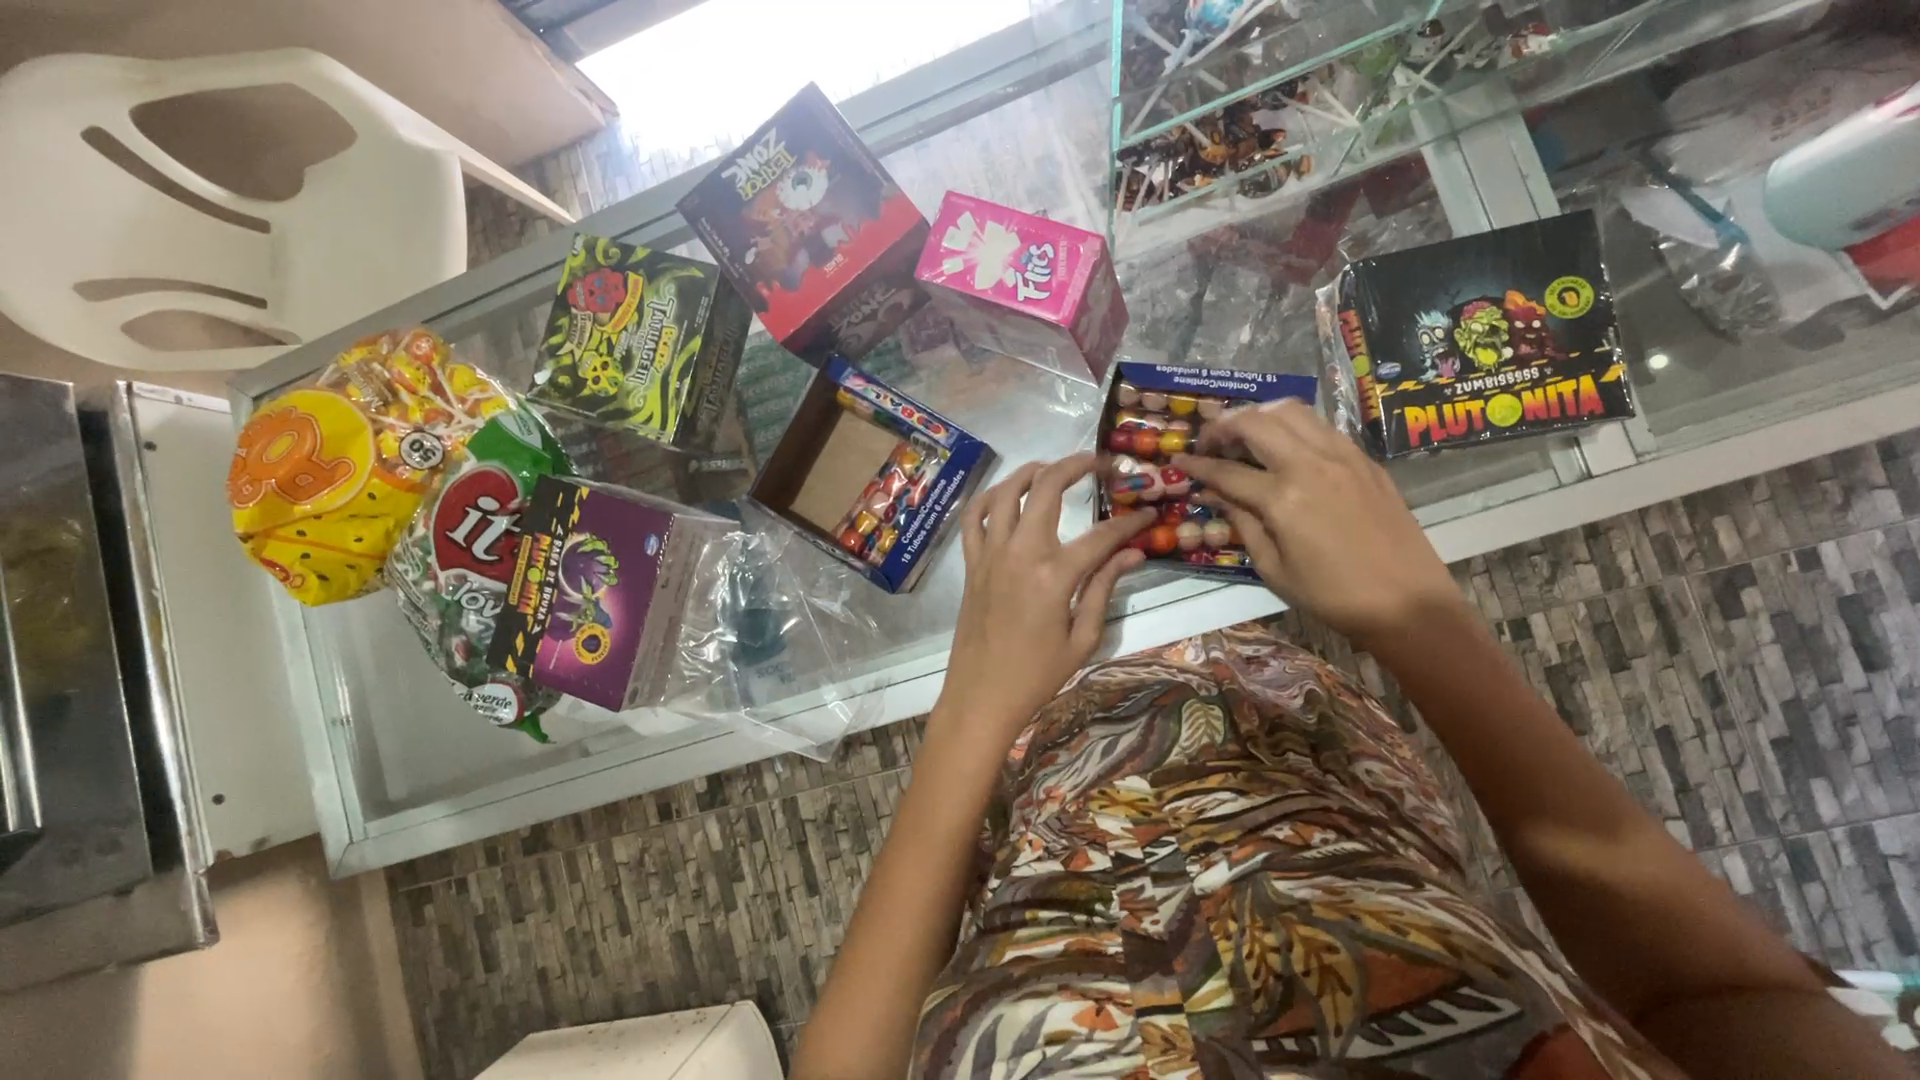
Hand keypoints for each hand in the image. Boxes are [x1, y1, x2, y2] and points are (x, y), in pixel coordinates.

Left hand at [936, 453, 1154, 745]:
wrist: (981, 695)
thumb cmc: (1037, 675)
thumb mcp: (1082, 638)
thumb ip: (1103, 588)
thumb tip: (1133, 555)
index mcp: (1053, 576)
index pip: (1101, 535)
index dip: (1130, 523)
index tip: (1148, 514)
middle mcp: (1019, 553)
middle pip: (1047, 489)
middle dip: (1077, 466)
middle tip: (1101, 463)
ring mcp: (989, 554)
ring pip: (1005, 492)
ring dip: (1031, 472)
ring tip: (1054, 467)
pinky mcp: (971, 563)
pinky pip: (972, 517)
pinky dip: (988, 497)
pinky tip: (1006, 494)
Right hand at [1172, 400, 1466, 650]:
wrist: (1407, 601)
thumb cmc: (1332, 596)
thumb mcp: (1273, 568)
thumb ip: (1242, 524)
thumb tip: (1216, 497)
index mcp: (1283, 499)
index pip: (1227, 471)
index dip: (1197, 466)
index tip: (1179, 462)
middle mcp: (1310, 465)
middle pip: (1255, 422)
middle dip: (1223, 427)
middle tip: (1209, 444)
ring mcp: (1342, 456)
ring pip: (1290, 411)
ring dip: (1258, 415)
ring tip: (1243, 434)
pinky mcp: (1364, 460)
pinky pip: (1320, 426)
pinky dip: (1293, 425)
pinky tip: (1284, 446)